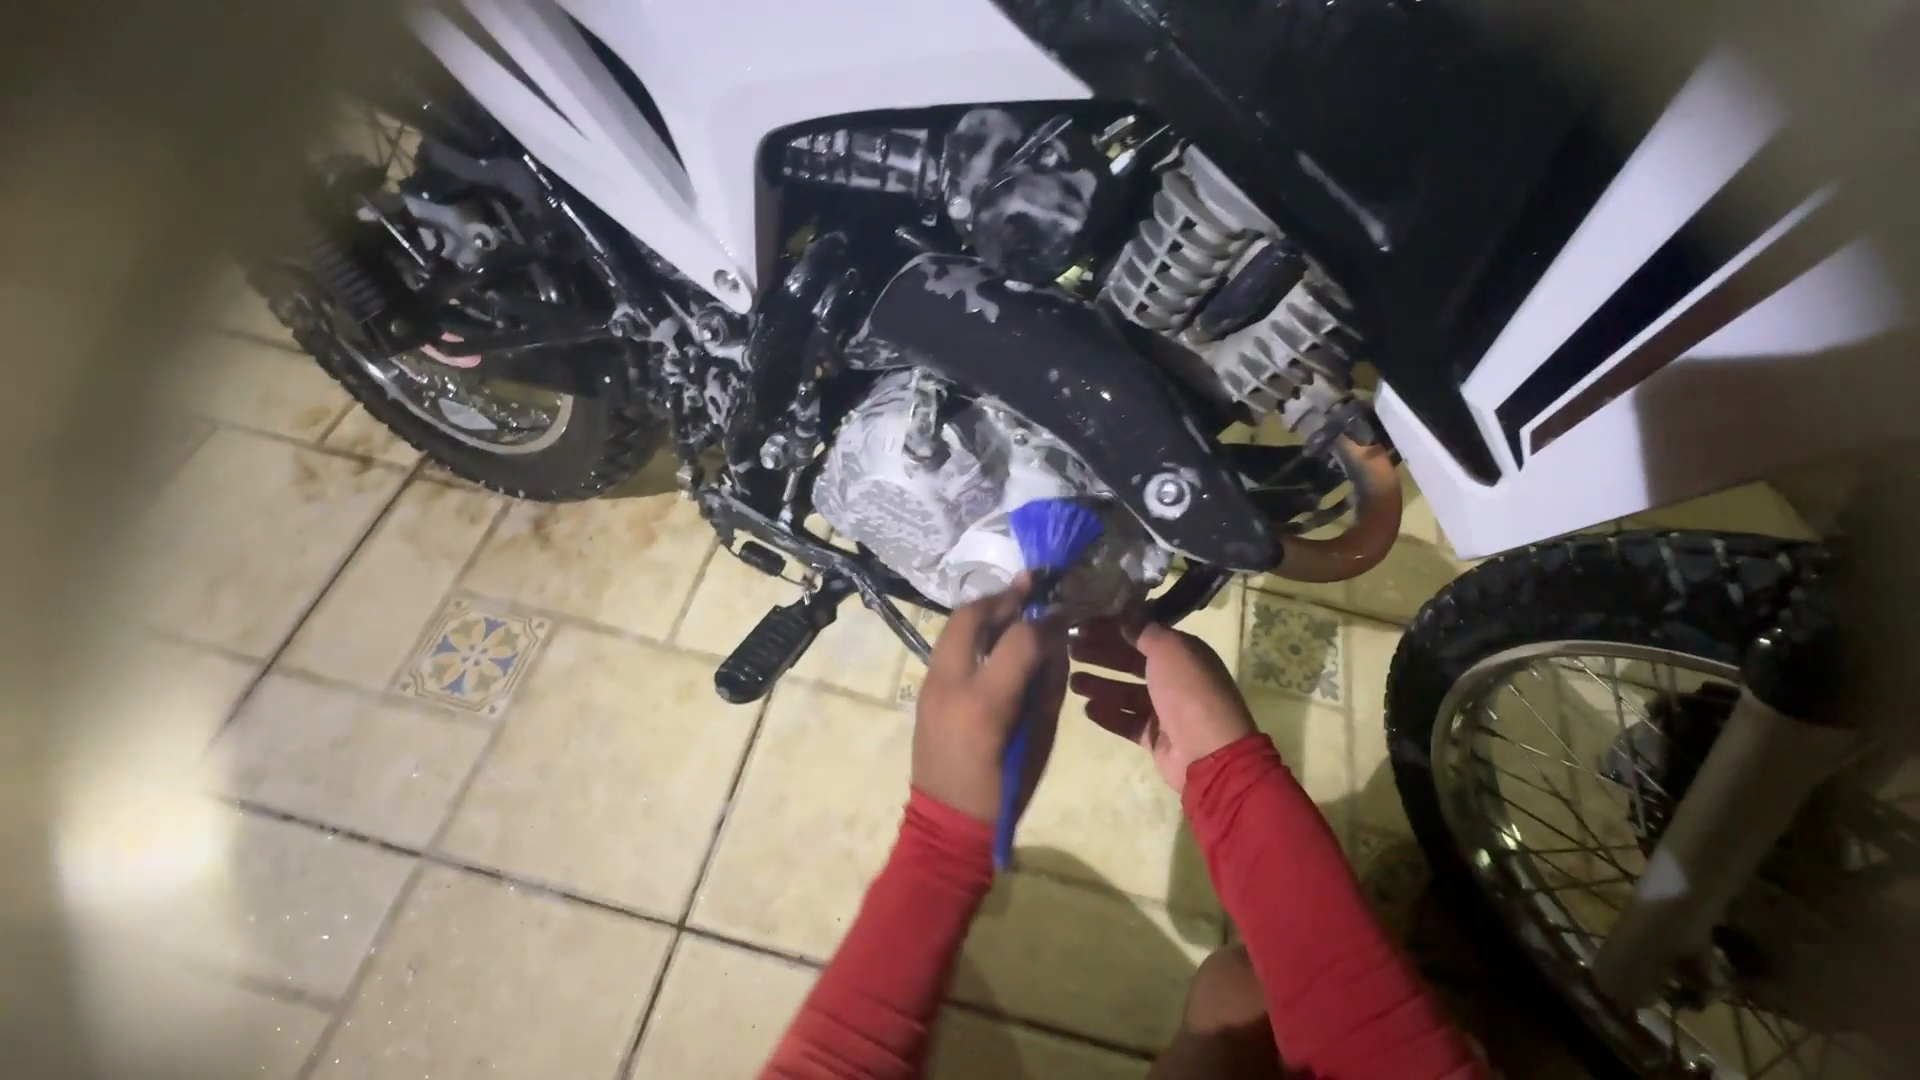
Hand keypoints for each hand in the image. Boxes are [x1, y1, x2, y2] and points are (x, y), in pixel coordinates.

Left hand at [913, 578, 1069, 822]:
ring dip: (985, 611)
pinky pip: (947, 647)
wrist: (946, 822)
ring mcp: (929, 684)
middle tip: (1030, 586)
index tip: (1061, 612)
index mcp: (984, 702)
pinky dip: (972, 633)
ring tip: (1013, 606)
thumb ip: (1047, 687)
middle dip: (1003, 597)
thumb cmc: (1004, 790)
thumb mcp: (1039, 741)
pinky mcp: (922, 690)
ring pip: (953, 627)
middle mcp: (949, 683)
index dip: (1045, 621)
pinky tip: (993, 638)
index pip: (1019, 638)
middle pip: (971, 616)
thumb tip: (1054, 642)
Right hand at [1069, 619, 1256, 792]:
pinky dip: (1108, 714)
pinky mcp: (1154, 736)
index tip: (1081, 627)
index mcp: (1182, 653)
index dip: (1111, 629)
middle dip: (1100, 655)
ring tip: (1073, 682)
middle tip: (1069, 651)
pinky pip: (1126, 720)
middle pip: (1130, 662)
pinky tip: (1087, 708)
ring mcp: (1164, 709)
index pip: (1141, 634)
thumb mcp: (1169, 650)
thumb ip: (1144, 631)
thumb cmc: (1188, 692)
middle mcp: (1174, 678)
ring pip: (1125, 692)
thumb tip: (1125, 613)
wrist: (1208, 752)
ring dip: (1099, 685)